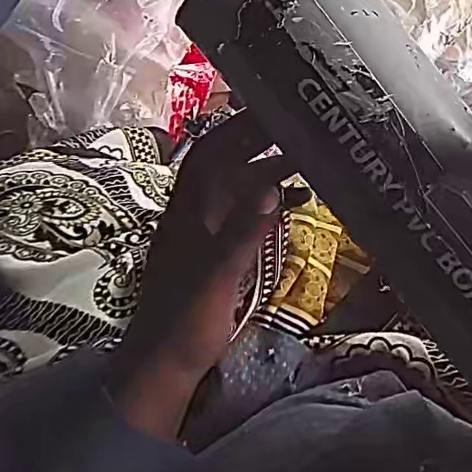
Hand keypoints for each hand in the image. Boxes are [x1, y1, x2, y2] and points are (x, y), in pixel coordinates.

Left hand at [107, 112, 298, 439]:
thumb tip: (270, 186)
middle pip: (227, 162)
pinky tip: (292, 198)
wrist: (166, 363)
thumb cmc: (186, 318)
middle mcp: (197, 209)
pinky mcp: (218, 249)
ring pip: (238, 186)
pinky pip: (245, 212)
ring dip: (267, 168)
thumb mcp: (216, 275)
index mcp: (189, 207)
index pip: (211, 151)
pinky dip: (267, 200)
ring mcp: (207, 229)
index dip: (238, 126)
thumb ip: (242, 232)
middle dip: (259, 140)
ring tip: (305, 156)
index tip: (271, 108)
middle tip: (298, 125)